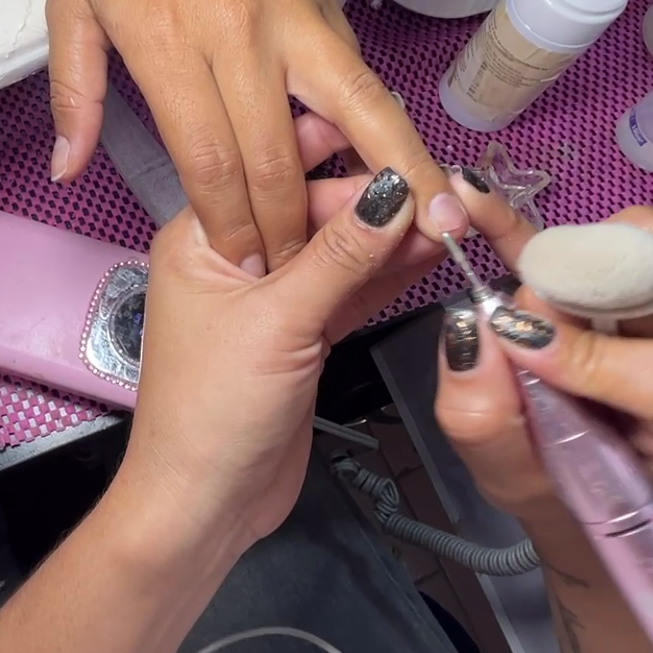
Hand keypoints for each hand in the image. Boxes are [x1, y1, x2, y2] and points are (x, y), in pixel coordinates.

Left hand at [46, 0, 461, 277]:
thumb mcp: (71, 7)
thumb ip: (73, 96)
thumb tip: (67, 169)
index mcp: (169, 45)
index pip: (211, 160)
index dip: (231, 224)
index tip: (244, 264)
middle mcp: (240, 36)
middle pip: (278, 156)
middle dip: (291, 228)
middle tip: (299, 273)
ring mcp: (293, 17)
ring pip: (355, 112)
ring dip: (393, 177)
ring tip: (438, 226)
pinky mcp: (326, 3)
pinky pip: (355, 78)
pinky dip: (379, 127)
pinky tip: (394, 165)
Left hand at [116, 119, 448, 554]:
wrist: (206, 504)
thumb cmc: (215, 407)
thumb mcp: (277, 321)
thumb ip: (339, 256)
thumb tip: (396, 190)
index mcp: (202, 234)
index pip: (270, 173)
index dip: (335, 159)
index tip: (398, 148)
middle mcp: (234, 255)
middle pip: (310, 210)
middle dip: (373, 202)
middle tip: (441, 191)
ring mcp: (269, 296)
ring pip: (335, 252)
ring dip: (388, 239)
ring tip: (449, 219)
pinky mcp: (299, 332)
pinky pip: (346, 292)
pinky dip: (384, 277)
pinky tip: (427, 254)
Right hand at [432, 185, 652, 526]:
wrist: (580, 488)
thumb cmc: (554, 496)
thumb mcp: (510, 481)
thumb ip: (486, 418)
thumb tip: (470, 328)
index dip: (588, 353)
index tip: (514, 343)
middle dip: (571, 279)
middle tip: (507, 304)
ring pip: (633, 249)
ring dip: (549, 253)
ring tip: (493, 269)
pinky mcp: (634, 286)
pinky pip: (592, 238)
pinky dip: (531, 227)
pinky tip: (480, 201)